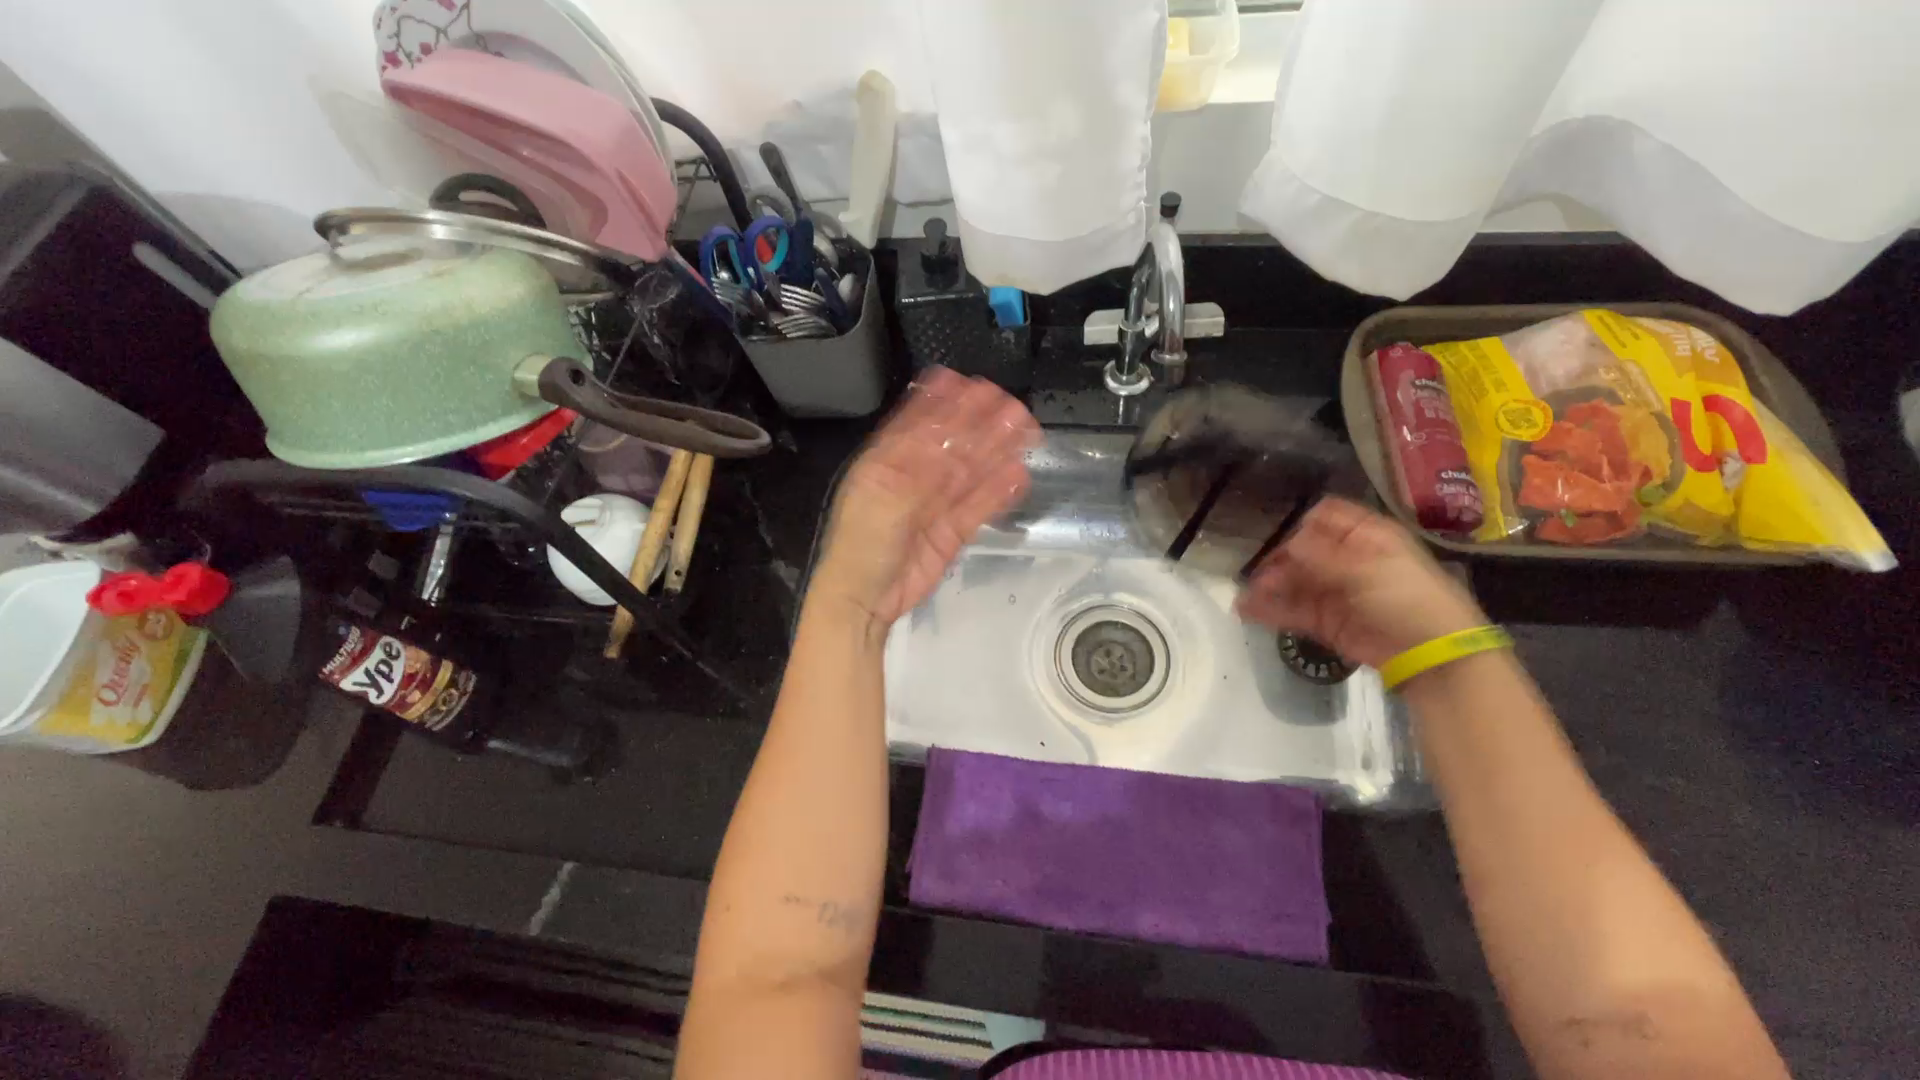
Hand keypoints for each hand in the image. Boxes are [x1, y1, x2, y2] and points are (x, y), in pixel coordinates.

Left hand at [811, 368, 1039, 631]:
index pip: (918, 426)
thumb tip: (954, 442)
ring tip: (1024, 429)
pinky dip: (996, 492)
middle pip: (949, 446)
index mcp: (885, 464)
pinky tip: (1017, 474)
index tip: (968, 382)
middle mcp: (909, 480)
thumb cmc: (862, 545)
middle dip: (978, 424)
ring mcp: (931, 507)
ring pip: (968, 473)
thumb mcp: (885, 501)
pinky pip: (976, 507)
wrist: (862, 602)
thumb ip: (922, 471)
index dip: (943, 404)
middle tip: (1009, 403)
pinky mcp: (948, 533)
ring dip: (995, 451)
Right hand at [1235, 498, 1487, 669]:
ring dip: (1269, 586)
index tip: (1287, 538)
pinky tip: (1247, 610)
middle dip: (1279, 560)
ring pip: (1294, 582)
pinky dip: (1270, 610)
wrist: (1431, 653)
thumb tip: (1289, 543)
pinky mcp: (1326, 622)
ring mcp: (1335, 592)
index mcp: (1366, 537)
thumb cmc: (1407, 598)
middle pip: (1303, 551)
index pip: (1327, 518)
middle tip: (1261, 576)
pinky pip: (1293, 611)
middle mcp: (1348, 560)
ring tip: (1245, 597)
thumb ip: (1322, 556)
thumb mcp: (1367, 569)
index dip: (1305, 525)